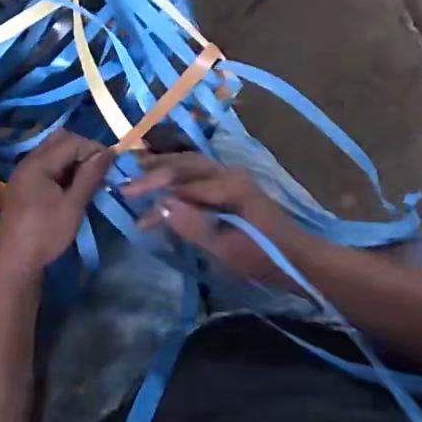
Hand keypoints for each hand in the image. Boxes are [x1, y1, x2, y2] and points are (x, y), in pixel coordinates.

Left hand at [0, 130, 113, 276]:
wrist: (15, 261)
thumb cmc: (46, 233)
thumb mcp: (73, 205)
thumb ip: (90, 175)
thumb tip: (109, 152)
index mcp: (38, 163)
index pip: (72, 141)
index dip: (94, 149)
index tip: (110, 167)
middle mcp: (28, 161)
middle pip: (60, 140)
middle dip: (83, 149)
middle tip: (98, 170)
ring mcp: (24, 172)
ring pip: (53, 151)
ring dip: (73, 159)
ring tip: (88, 180)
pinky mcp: (25, 184)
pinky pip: (47, 164)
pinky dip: (63, 168)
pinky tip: (72, 187)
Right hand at [121, 153, 304, 282]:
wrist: (297, 258)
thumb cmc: (262, 256)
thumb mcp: (226, 248)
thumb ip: (194, 225)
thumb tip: (161, 205)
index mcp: (229, 185)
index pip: (182, 183)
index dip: (152, 190)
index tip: (126, 200)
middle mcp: (229, 173)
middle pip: (185, 163)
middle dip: (153, 171)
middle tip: (124, 180)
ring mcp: (232, 177)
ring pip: (191, 163)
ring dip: (164, 165)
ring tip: (137, 170)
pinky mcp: (232, 185)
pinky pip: (198, 170)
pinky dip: (177, 171)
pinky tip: (164, 177)